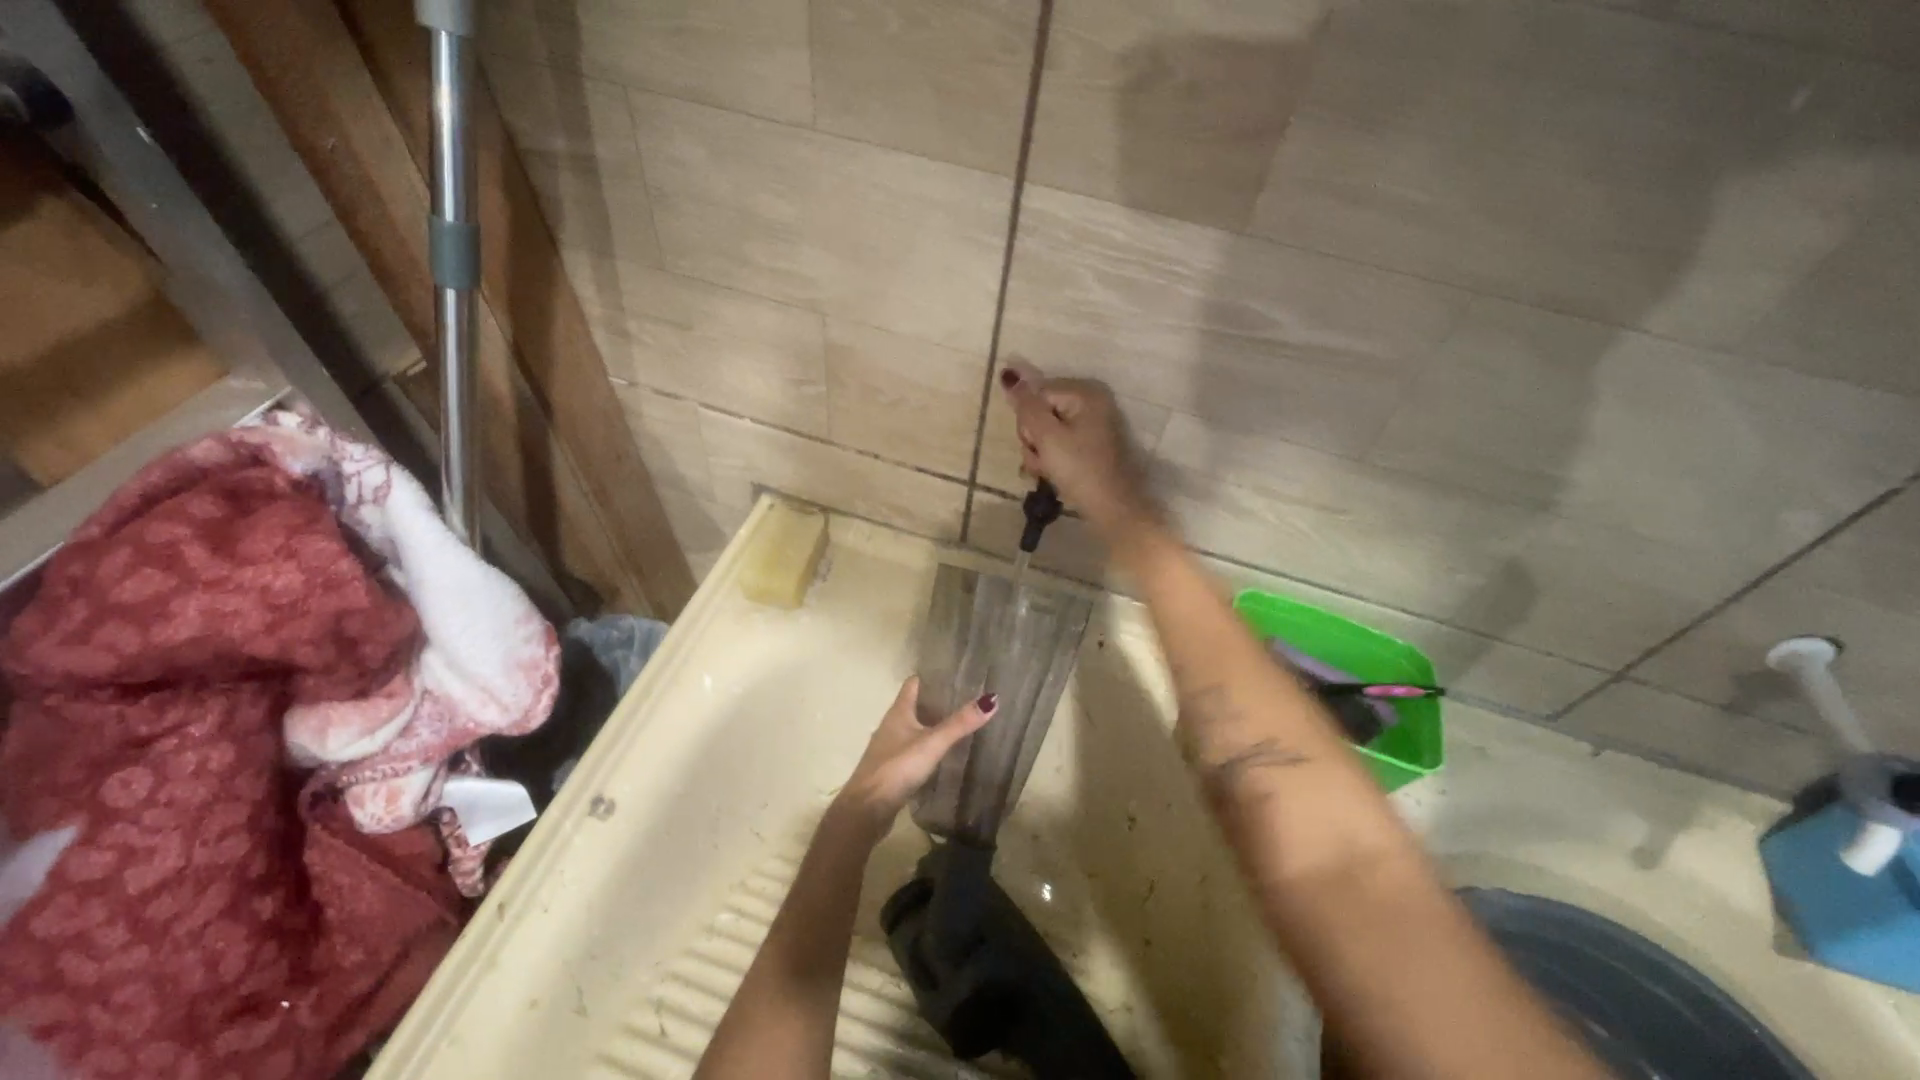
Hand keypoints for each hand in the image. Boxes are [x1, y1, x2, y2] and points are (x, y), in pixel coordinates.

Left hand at [834, 677, 995, 833]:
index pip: (913, 684)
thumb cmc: (897, 768)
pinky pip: (912, 749)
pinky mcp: (892, 768)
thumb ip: (960, 723)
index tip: (955, 674)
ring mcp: (889, 747)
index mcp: (898, 712)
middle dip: (937, 701)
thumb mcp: (932, 743)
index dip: (931, 677)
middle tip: (966, 699)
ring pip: (913, 728)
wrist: (867, 808)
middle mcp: (891, 725)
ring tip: (959, 724)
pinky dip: (927, 747)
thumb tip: (992, 699)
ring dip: (932, 725)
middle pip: (914, 705)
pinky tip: (942, 754)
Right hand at [1000, 359, 1161, 538]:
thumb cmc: (1080, 470)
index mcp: (1085, 392)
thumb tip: (1009, 375)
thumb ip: (1026, 407)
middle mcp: (1092, 401)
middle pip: (1042, 410)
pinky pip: (1062, 442)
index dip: (1028, 421)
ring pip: (1048, 429)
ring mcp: (1094, 423)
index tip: (1034, 445)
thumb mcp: (1047, 438)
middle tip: (1042, 461)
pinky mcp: (1092, 443)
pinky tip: (1055, 474)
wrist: (1113, 508)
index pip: (1037, 394)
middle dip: (1034, 438)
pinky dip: (1053, 458)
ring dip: (1040, 452)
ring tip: (1048, 471)